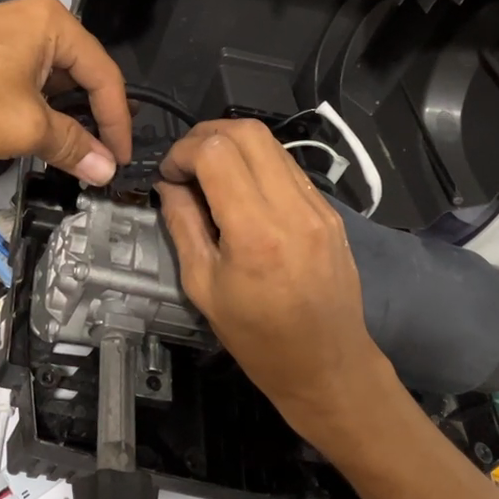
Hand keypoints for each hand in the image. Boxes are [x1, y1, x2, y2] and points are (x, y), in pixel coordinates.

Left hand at [0, 0, 132, 185]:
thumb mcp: (26, 128)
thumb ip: (74, 146)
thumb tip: (104, 168)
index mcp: (48, 21)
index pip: (102, 73)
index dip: (116, 121)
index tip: (118, 157)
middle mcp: (26, 18)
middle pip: (77, 72)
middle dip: (90, 117)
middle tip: (100, 155)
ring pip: (47, 78)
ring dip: (61, 115)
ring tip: (69, 150)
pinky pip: (20, 78)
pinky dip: (33, 107)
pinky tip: (33, 134)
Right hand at [158, 120, 392, 430]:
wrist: (327, 366)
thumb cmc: (258, 339)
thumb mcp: (203, 287)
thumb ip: (183, 225)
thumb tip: (168, 184)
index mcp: (255, 233)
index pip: (216, 153)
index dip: (184, 152)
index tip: (170, 175)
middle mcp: (292, 209)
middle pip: (247, 132)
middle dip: (206, 136)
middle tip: (186, 163)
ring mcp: (317, 206)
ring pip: (271, 142)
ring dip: (233, 145)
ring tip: (210, 172)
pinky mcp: (329, 211)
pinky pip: (288, 166)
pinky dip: (258, 163)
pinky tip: (241, 189)